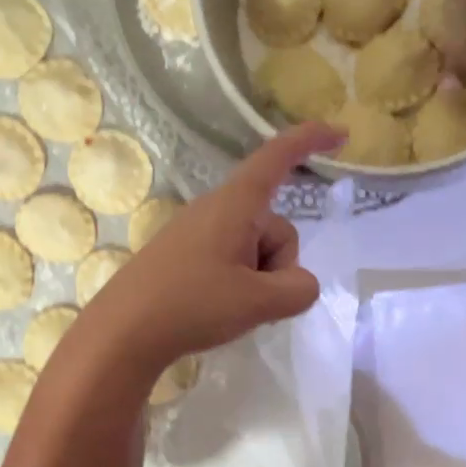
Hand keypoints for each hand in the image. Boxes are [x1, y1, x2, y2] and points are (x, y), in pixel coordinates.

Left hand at [83, 123, 344, 369]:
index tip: (341, 133)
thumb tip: (300, 285)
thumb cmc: (192, 306)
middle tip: (253, 297)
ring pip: (257, 250)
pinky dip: (239, 285)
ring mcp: (199, 233)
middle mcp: (217, 209)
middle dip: (280, 263)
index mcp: (236, 205)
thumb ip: (299, 290)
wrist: (123, 333)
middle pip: (275, 227)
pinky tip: (215, 308)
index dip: (311, 141)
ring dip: (259, 281)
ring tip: (230, 306)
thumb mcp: (259, 303)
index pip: (278, 159)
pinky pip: (234, 261)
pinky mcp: (187, 256)